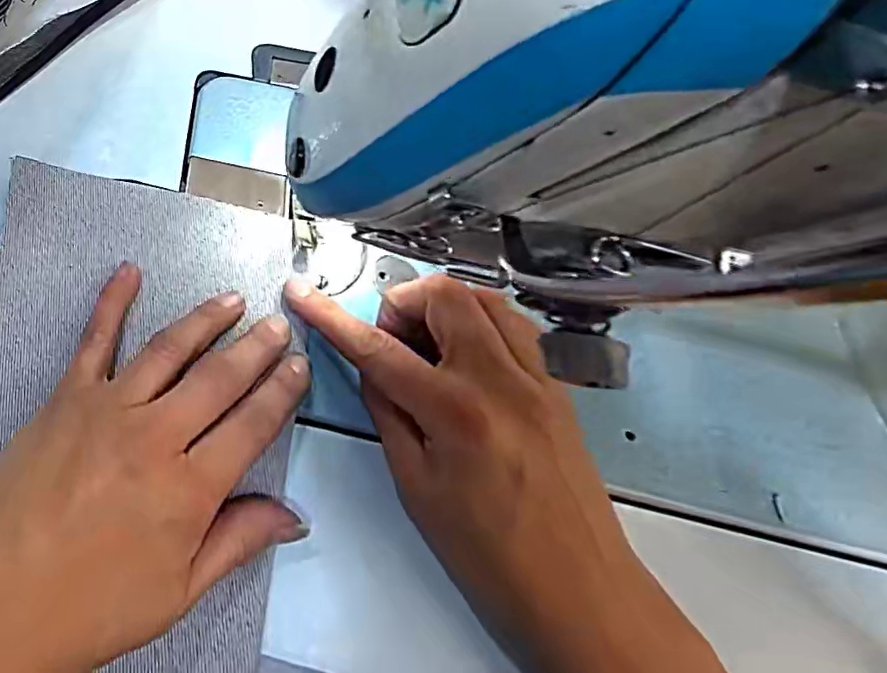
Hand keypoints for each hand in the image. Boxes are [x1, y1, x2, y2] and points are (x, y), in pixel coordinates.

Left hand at [0, 264, 310, 672]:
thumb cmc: (87, 606)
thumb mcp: (176, 593)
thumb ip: (236, 542)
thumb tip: (292, 515)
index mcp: (188, 489)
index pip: (251, 425)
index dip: (281, 391)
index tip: (298, 364)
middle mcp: (156, 436)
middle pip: (220, 379)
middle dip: (256, 347)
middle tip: (278, 323)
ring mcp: (110, 407)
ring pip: (170, 349)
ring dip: (206, 319)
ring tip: (232, 300)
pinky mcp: (69, 395)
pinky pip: (96, 339)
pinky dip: (113, 301)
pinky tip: (128, 272)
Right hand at [284, 274, 722, 672]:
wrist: (583, 594)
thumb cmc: (493, 556)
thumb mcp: (416, 486)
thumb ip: (388, 412)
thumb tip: (371, 367)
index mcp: (456, 413)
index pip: (378, 348)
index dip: (331, 315)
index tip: (303, 293)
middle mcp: (502, 381)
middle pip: (442, 295)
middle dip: (403, 303)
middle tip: (393, 341)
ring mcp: (538, 378)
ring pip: (483, 296)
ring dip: (444, 305)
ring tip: (429, 344)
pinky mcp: (558, 386)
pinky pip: (515, 324)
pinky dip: (481, 320)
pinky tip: (468, 355)